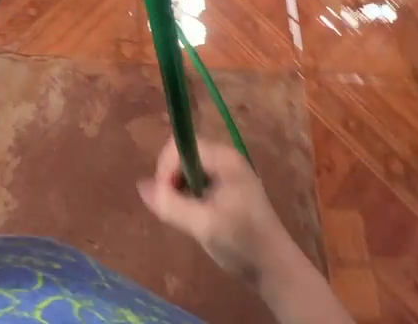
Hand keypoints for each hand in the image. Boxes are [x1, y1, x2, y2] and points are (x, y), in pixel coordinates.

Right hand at [137, 139, 296, 283]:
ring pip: (190, 171)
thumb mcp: (203, 225)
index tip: (164, 198)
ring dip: (180, 190)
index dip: (166, 168)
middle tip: (173, 210)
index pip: (181, 146)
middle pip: (184, 156)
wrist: (276, 271)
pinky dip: (190, 197)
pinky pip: (199, 183)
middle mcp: (226, 159)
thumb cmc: (242, 244)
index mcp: (224, 159)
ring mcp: (229, 175)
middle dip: (171, 180)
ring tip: (185, 217)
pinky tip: (195, 219)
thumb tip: (141, 186)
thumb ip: (171, 204)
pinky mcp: (229, 190)